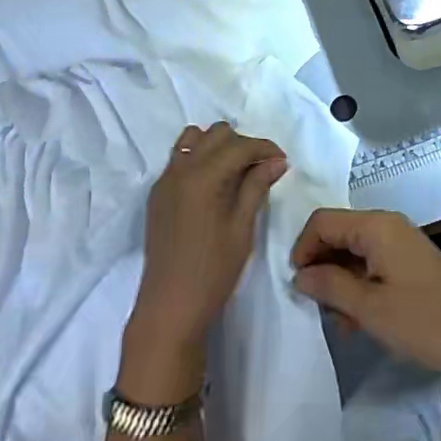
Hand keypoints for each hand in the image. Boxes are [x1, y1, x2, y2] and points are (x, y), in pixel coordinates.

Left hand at [121, 123, 286, 402]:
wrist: (169, 306)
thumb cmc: (213, 271)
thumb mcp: (242, 228)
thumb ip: (256, 187)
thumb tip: (276, 160)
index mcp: (202, 177)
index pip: (239, 145)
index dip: (264, 148)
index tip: (282, 161)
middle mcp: (180, 169)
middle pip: (216, 134)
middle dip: (242, 144)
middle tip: (262, 168)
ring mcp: (165, 180)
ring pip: (193, 139)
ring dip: (218, 146)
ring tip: (236, 171)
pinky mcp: (158, 194)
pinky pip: (179, 158)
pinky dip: (199, 157)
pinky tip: (213, 183)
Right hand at [291, 208, 440, 374]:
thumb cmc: (426, 321)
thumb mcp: (370, 308)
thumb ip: (330, 286)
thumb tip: (300, 274)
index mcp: (376, 226)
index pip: (322, 221)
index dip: (303, 249)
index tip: (297, 285)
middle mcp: (387, 225)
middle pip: (337, 233)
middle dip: (320, 266)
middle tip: (316, 306)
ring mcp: (401, 243)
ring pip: (353, 251)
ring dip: (339, 281)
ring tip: (339, 321)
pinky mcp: (410, 262)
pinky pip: (371, 264)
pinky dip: (358, 286)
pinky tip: (357, 320)